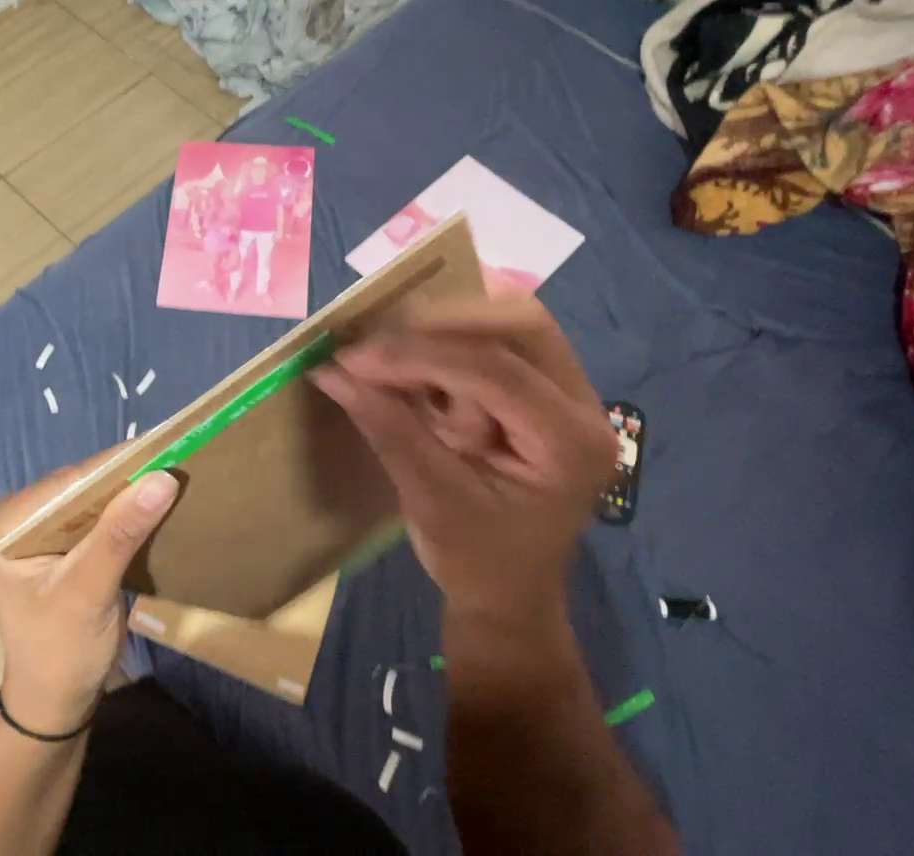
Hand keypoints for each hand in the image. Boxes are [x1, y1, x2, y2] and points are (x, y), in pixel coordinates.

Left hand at [0, 452, 179, 733]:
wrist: (55, 702)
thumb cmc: (61, 653)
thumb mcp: (89, 592)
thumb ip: (120, 534)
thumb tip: (162, 478)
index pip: (64, 485)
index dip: (113, 466)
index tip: (163, 445)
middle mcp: (8, 519)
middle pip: (75, 487)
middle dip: (122, 478)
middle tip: (174, 456)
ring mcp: (30, 531)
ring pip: (86, 498)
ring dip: (125, 492)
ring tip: (171, 472)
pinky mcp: (53, 543)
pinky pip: (90, 515)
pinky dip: (120, 512)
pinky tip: (152, 502)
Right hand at [309, 295, 612, 621]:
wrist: (509, 592)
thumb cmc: (476, 559)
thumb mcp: (428, 499)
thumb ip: (388, 427)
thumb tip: (331, 369)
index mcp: (570, 444)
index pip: (496, 372)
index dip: (419, 355)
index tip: (352, 356)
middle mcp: (583, 405)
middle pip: (519, 324)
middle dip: (441, 322)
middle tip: (373, 340)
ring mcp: (567, 392)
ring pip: (508, 323)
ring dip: (443, 332)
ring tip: (388, 359)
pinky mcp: (541, 389)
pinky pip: (497, 341)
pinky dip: (448, 342)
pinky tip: (409, 362)